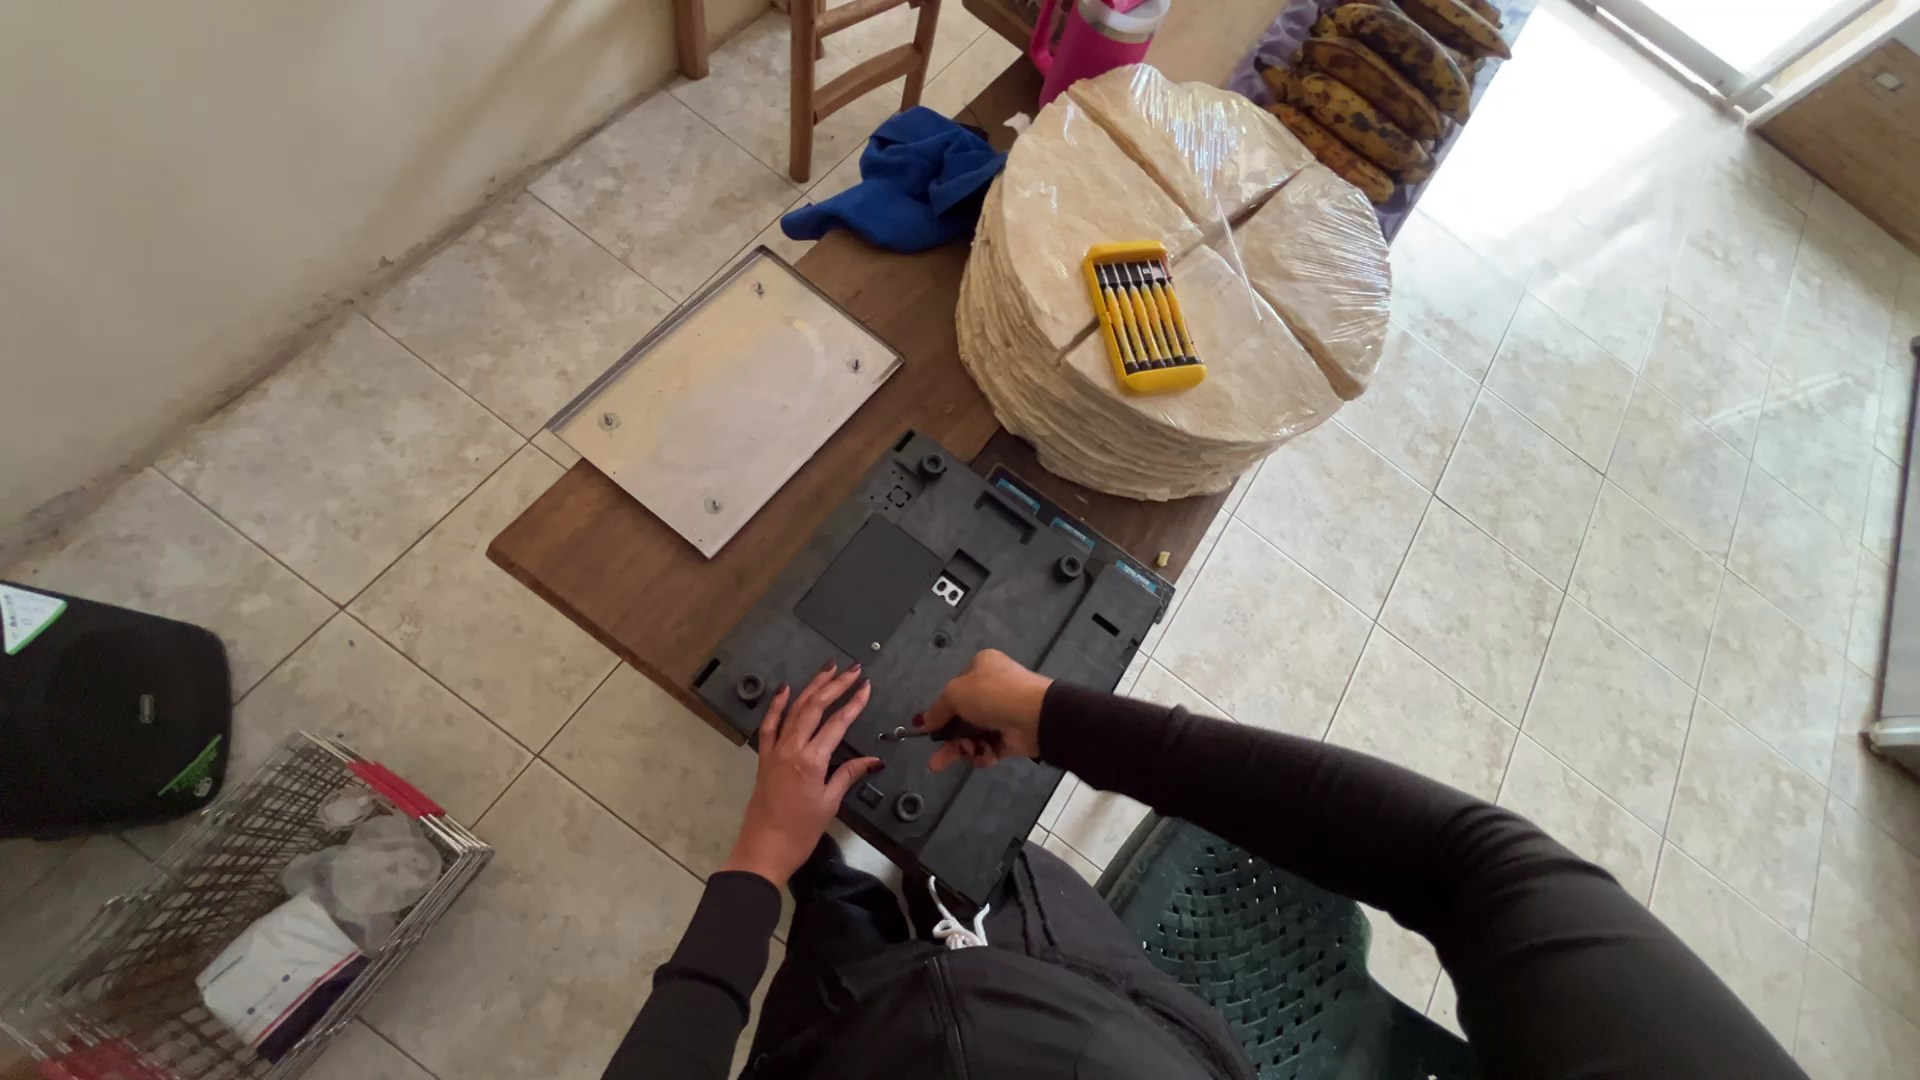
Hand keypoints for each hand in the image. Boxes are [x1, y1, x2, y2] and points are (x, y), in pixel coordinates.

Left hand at [722, 663, 882, 886]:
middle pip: (815, 708)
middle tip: (853, 670)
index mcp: (812, 761)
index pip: (837, 723)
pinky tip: (786, 689)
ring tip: (828, 670)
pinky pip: (770, 725)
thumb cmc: (801, 832)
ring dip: (812, 687)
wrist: (763, 850)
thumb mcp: (830, 804)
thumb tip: (874, 760)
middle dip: (835, 685)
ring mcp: (775, 751)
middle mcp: (792, 749)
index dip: (854, 703)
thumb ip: (849, 774)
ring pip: (794, 709)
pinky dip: (777, 705)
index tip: (866, 687)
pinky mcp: (764, 757)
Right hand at [919, 649, 1051, 771]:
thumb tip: (922, 722)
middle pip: (962, 716)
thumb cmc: (992, 694)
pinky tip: (979, 756)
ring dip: (964, 747)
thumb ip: (937, 710)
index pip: (955, 689)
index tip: (929, 728)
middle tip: (937, 757)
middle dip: (949, 737)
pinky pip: (989, 747)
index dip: (942, 709)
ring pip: (974, 734)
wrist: (1035, 716)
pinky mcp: (1012, 736)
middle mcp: (993, 688)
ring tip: (962, 755)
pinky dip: (982, 754)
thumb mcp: (955, 694)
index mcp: (981, 667)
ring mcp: (1003, 713)